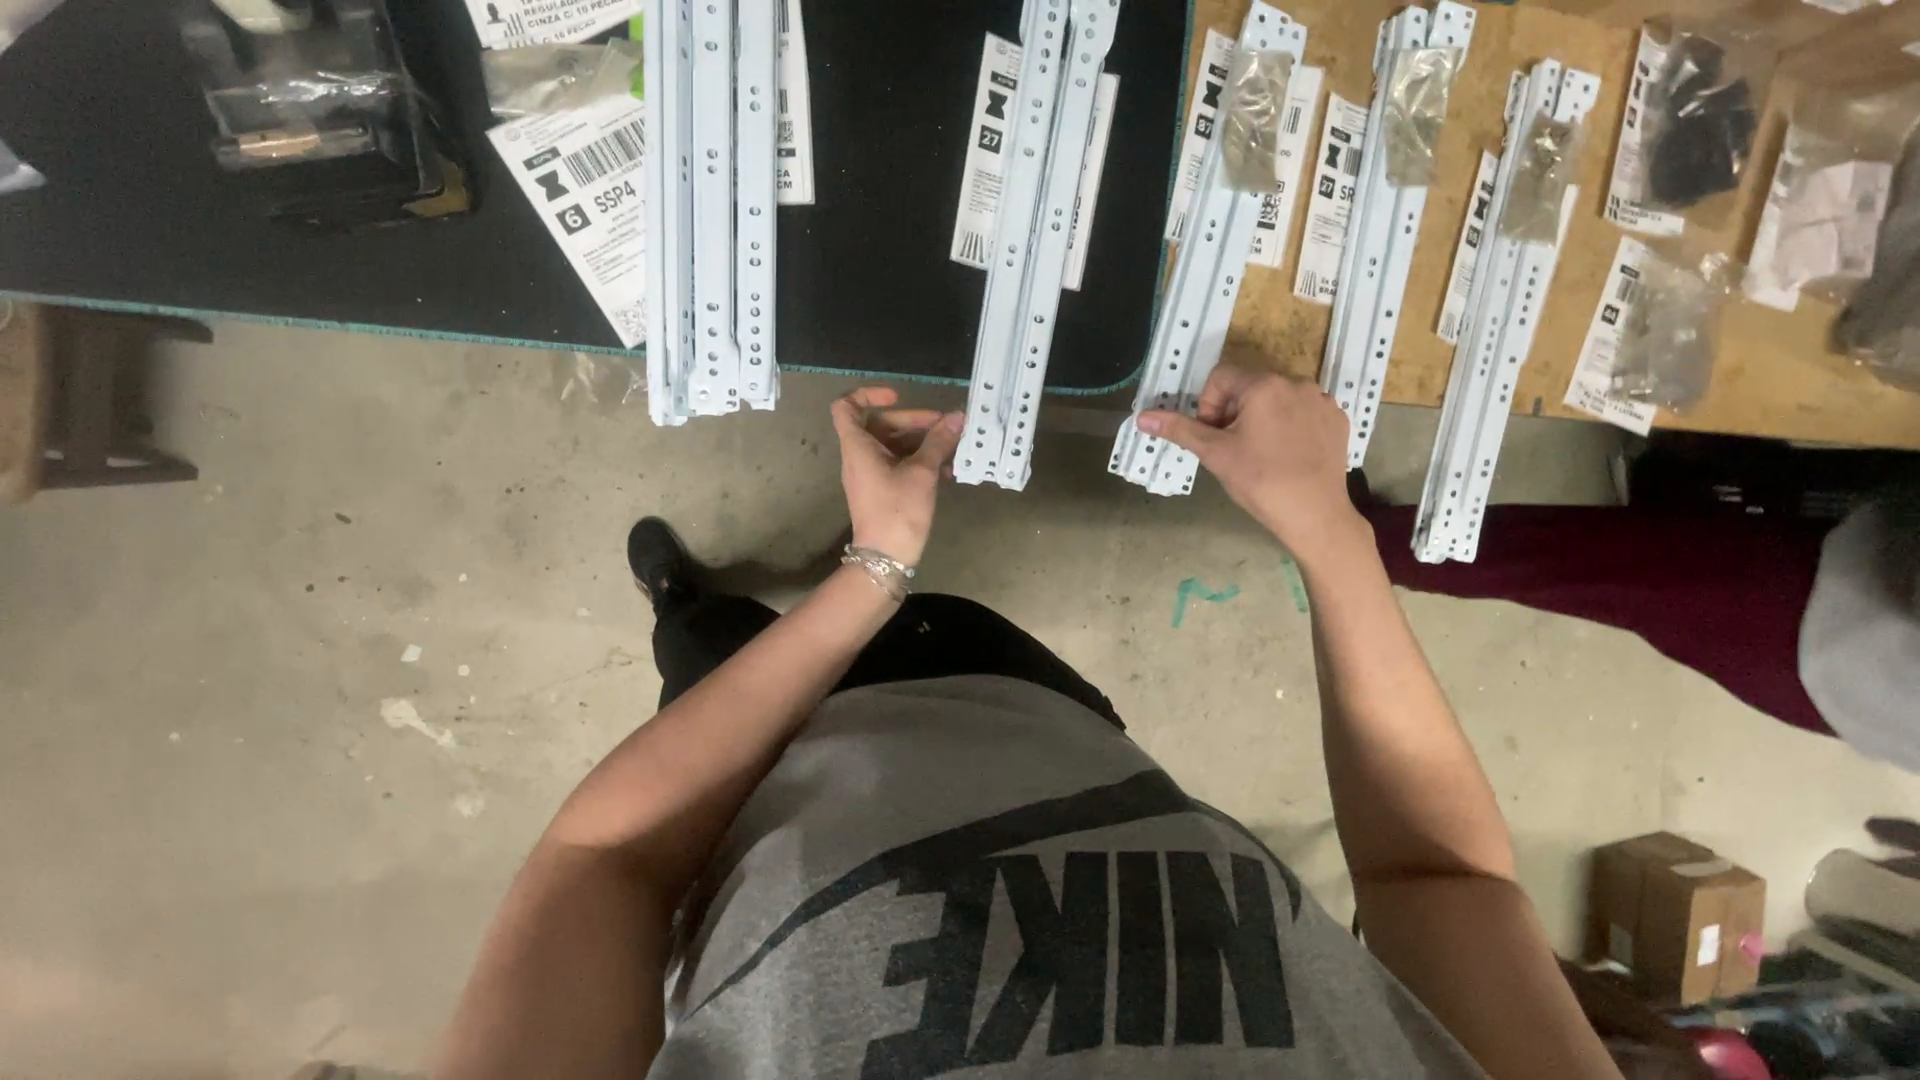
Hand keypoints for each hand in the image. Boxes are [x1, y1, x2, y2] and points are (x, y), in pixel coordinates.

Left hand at [830, 387, 963, 566]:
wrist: (886, 557)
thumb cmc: (898, 511)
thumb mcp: (922, 473)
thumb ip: (939, 442)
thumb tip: (957, 417)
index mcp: (858, 446)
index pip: (846, 407)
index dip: (868, 394)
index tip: (898, 396)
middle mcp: (860, 456)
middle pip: (882, 425)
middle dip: (916, 422)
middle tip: (948, 427)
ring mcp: (871, 474)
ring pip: (895, 445)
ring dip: (924, 443)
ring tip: (954, 449)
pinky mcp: (883, 490)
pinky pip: (900, 464)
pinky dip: (921, 461)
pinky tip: (948, 470)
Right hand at [1137, 365, 1366, 564]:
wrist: (1315, 514)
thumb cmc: (1260, 481)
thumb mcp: (1214, 454)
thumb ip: (1179, 430)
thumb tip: (1141, 417)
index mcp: (1263, 386)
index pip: (1221, 377)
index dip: (1208, 405)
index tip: (1214, 436)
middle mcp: (1296, 383)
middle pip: (1250, 386)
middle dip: (1234, 412)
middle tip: (1233, 448)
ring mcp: (1322, 400)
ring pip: (1277, 399)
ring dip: (1261, 418)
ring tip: (1261, 453)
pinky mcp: (1338, 419)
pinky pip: (1303, 412)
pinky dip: (1290, 427)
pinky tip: (1287, 456)